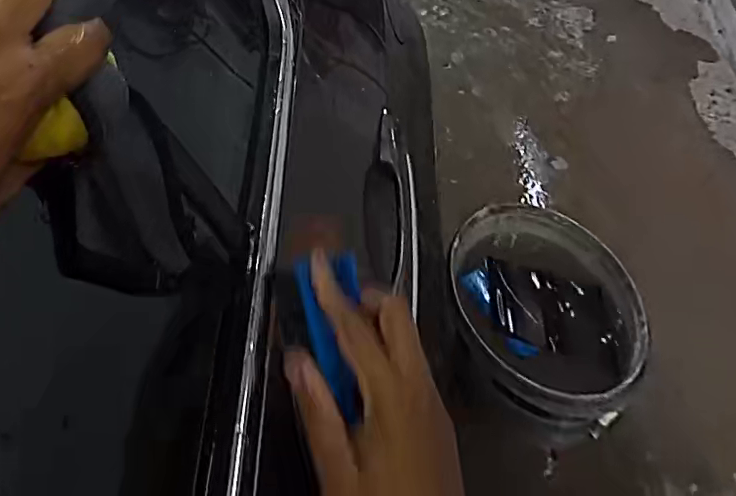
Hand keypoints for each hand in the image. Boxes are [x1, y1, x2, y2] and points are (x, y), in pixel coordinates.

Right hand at [286, 252, 464, 495]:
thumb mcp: (340, 474)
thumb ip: (319, 411)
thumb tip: (297, 360)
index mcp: (393, 395)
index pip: (356, 328)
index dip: (332, 292)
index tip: (317, 262)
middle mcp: (420, 385)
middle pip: (395, 314)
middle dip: (362, 297)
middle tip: (328, 304)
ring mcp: (433, 399)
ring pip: (405, 336)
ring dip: (372, 326)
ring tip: (336, 349)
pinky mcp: (437, 414)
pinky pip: (410, 362)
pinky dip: (384, 352)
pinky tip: (359, 384)